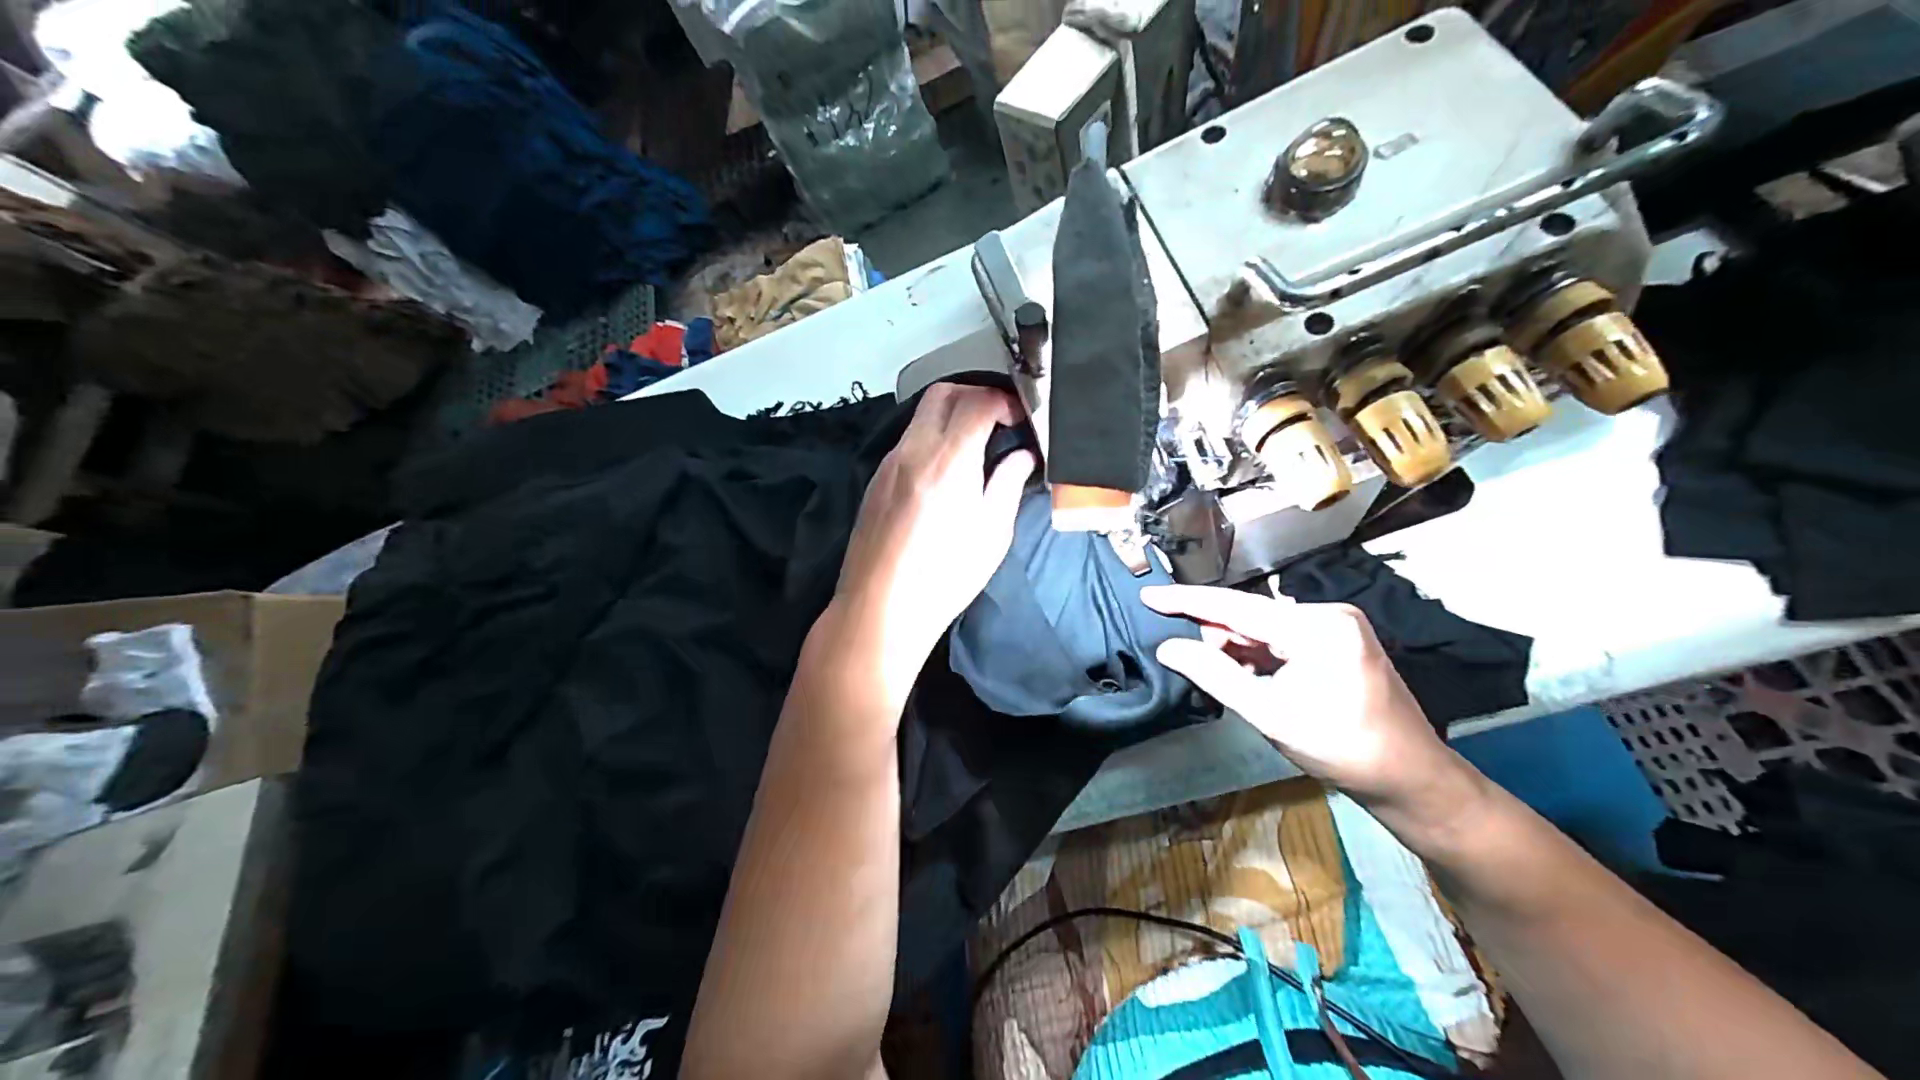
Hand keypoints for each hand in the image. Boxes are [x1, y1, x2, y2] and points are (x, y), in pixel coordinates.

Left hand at [832, 384, 1035, 688]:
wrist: (879, 607)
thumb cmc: (944, 576)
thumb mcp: (991, 533)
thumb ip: (1008, 484)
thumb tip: (1021, 456)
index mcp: (948, 460)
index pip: (977, 400)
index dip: (1005, 400)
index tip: (1020, 418)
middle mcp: (913, 450)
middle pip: (943, 393)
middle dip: (975, 395)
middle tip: (998, 421)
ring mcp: (889, 464)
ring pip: (921, 416)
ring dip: (951, 417)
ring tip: (975, 448)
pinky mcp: (875, 481)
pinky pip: (907, 442)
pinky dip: (931, 440)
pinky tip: (945, 473)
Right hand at [1142, 585, 1478, 814]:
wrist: (1410, 778)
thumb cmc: (1341, 749)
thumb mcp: (1268, 713)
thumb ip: (1214, 674)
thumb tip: (1168, 647)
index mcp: (1316, 626)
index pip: (1236, 607)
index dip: (1187, 602)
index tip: (1149, 596)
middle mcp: (1328, 615)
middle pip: (1250, 617)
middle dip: (1214, 635)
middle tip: (1180, 656)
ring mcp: (1337, 627)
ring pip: (1264, 629)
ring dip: (1236, 649)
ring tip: (1217, 675)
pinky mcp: (1338, 642)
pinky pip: (1282, 640)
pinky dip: (1258, 656)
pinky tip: (1245, 676)